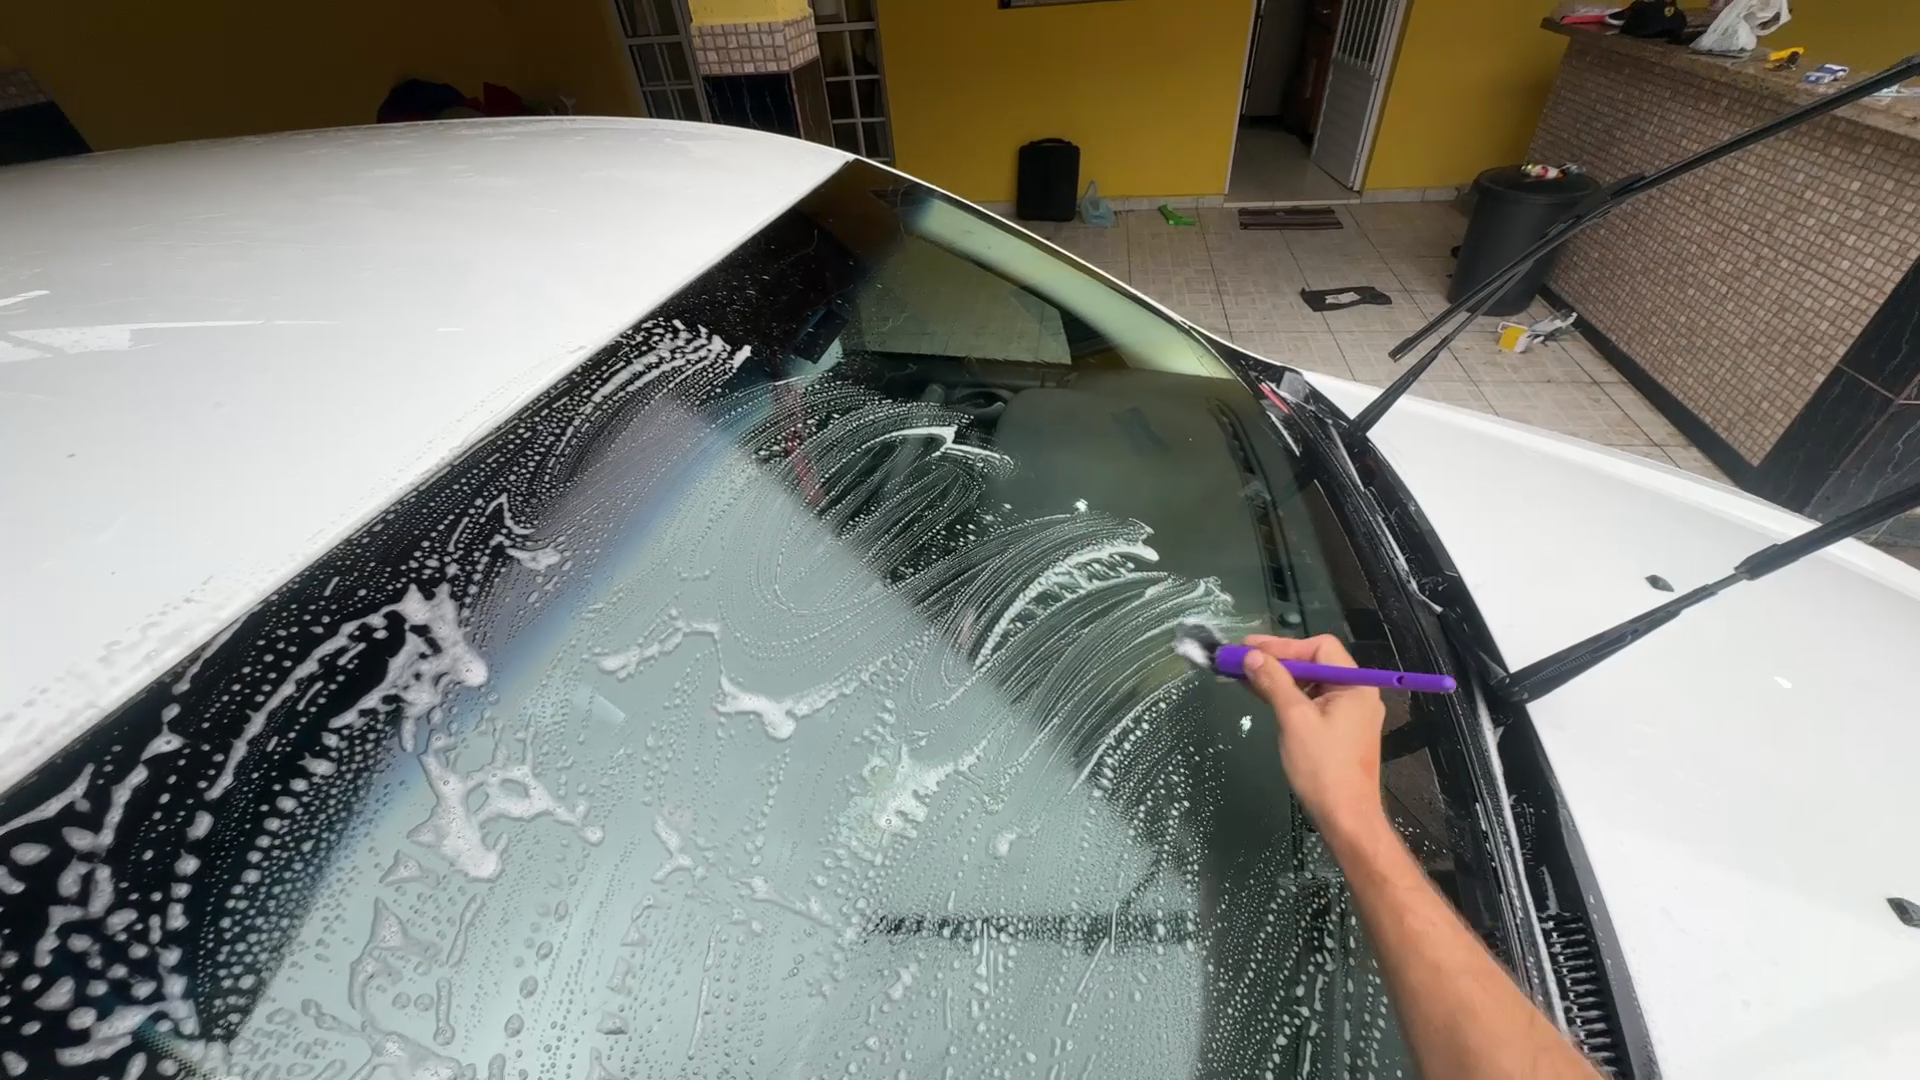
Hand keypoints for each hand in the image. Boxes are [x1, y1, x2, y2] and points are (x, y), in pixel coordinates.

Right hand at [1240, 634, 1388, 836]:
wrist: (1345, 817)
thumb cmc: (1322, 766)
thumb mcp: (1294, 718)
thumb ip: (1274, 682)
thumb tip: (1251, 656)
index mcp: (1354, 685)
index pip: (1319, 647)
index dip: (1283, 645)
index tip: (1249, 648)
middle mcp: (1355, 693)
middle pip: (1313, 662)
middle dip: (1276, 658)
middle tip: (1240, 658)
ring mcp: (1346, 712)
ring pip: (1307, 681)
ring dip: (1276, 676)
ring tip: (1242, 673)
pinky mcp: (1335, 728)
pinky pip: (1307, 700)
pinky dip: (1283, 694)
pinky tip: (1258, 691)